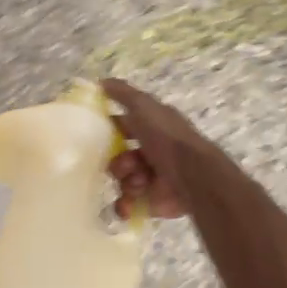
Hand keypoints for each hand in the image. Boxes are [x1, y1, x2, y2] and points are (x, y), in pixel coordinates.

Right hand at [101, 78, 222, 219]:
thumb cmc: (167, 138)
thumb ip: (122, 94)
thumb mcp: (143, 107)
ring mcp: (152, 179)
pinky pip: (128, 204)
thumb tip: (100, 82)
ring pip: (122, 181)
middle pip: (119, 158)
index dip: (108, 131)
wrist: (193, 176)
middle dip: (117, 163)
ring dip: (125, 182)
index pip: (122, 127)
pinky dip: (124, 205)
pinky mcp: (152, 203)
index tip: (94, 136)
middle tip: (127, 165)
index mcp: (151, 128)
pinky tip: (127, 204)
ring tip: (138, 184)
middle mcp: (151, 152)